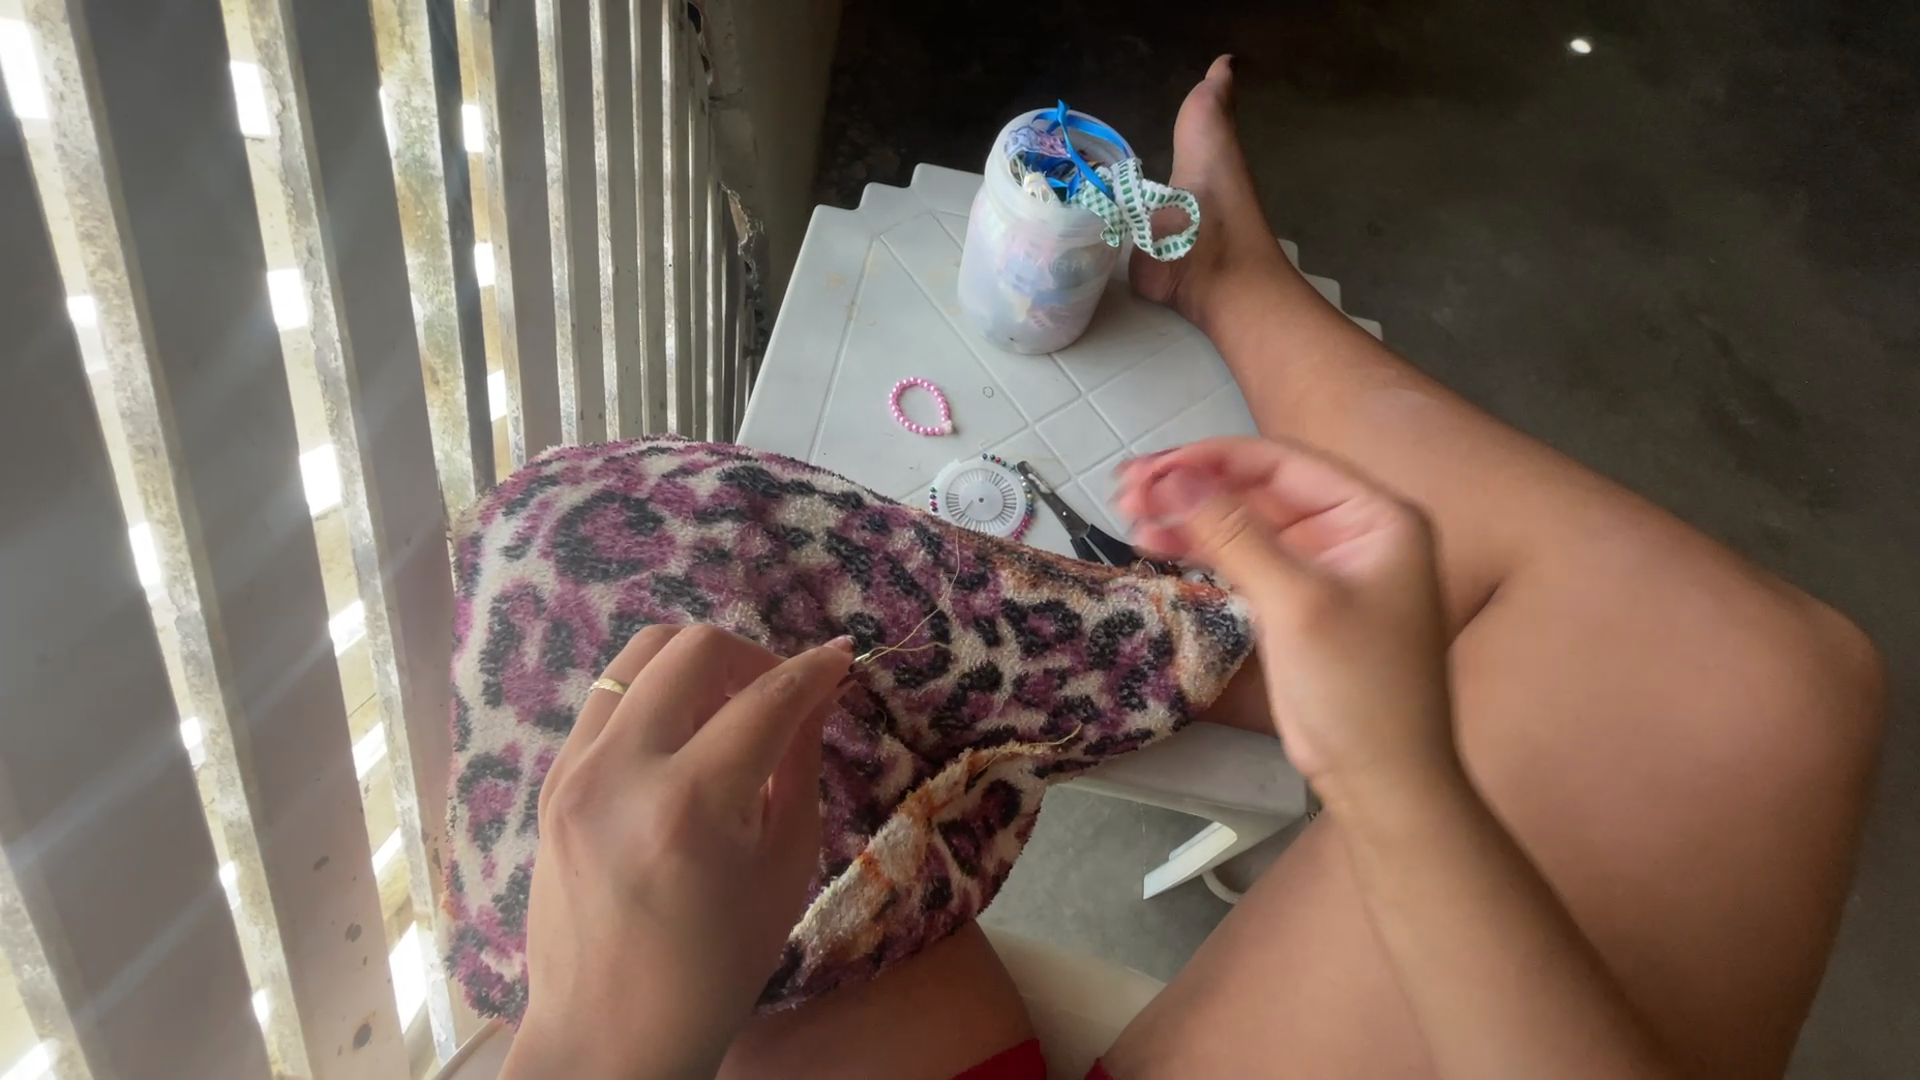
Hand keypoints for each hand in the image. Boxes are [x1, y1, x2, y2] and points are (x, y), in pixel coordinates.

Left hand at [501, 625, 852, 1079]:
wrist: (605, 1039)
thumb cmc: (718, 964)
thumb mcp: (786, 862)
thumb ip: (800, 759)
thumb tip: (817, 689)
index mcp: (691, 805)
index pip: (766, 699)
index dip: (814, 669)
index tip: (841, 658)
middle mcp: (621, 769)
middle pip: (695, 648)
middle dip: (755, 655)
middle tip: (780, 694)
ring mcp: (573, 770)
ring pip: (642, 653)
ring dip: (702, 664)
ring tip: (729, 708)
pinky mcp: (552, 779)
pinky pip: (612, 694)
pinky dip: (660, 692)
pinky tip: (683, 736)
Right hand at [1114, 437, 1456, 806]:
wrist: (1379, 778)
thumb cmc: (1357, 688)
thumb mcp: (1296, 603)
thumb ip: (1234, 535)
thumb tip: (1173, 478)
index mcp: (1374, 517)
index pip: (1283, 465)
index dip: (1213, 459)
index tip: (1153, 467)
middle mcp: (1348, 531)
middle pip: (1257, 491)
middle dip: (1192, 488)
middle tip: (1128, 489)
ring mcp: (1319, 566)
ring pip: (1242, 524)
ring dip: (1187, 518)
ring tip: (1128, 514)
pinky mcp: (1293, 598)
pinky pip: (1241, 559)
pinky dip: (1200, 551)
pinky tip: (1155, 544)